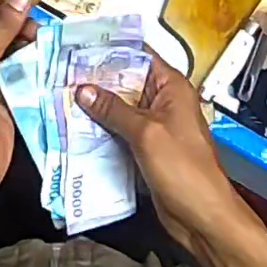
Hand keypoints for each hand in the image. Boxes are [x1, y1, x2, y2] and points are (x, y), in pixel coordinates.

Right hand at [75, 52, 255, 250]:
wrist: (203, 219)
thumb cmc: (187, 172)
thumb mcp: (146, 133)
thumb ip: (114, 109)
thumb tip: (84, 90)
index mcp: (172, 88)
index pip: (139, 56)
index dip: (110, 50)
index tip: (81, 47)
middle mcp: (163, 102)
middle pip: (125, 80)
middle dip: (96, 78)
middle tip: (63, 73)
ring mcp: (153, 125)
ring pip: (118, 106)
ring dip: (95, 104)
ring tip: (63, 96)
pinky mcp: (144, 147)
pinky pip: (117, 129)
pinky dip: (100, 127)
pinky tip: (76, 125)